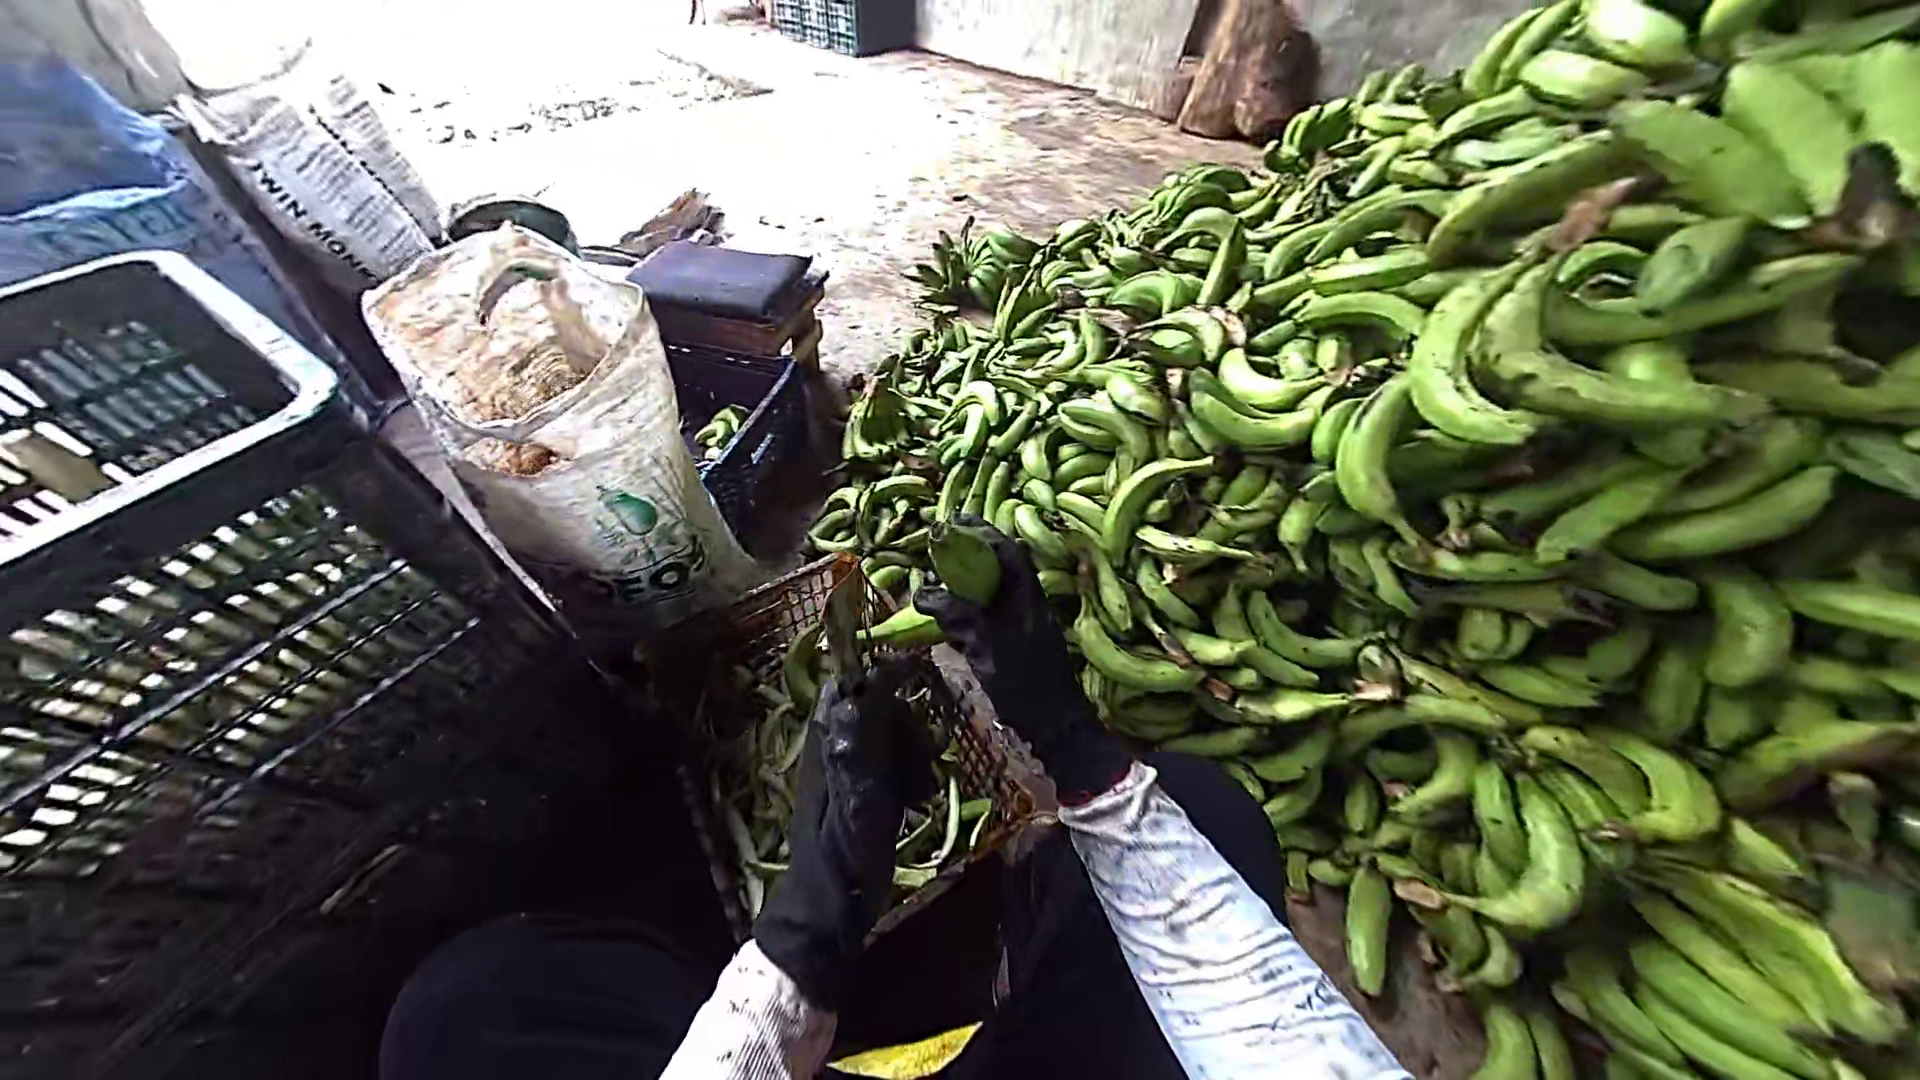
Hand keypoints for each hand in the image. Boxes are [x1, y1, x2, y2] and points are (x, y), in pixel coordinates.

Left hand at [754, 658, 932, 1008]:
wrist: (832, 904)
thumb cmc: (841, 850)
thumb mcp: (854, 794)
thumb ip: (859, 739)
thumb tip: (864, 688)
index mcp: (827, 736)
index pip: (853, 682)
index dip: (885, 673)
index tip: (919, 671)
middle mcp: (836, 741)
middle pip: (880, 705)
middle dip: (907, 724)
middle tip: (927, 751)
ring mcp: (850, 764)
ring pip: (892, 733)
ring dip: (914, 751)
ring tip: (922, 785)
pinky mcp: (864, 785)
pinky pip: (895, 760)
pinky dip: (912, 772)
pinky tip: (918, 797)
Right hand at [914, 517, 1130, 803]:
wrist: (1057, 727)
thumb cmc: (1027, 684)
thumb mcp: (988, 647)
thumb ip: (958, 617)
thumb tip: (924, 593)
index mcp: (1027, 598)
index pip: (1008, 550)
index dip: (983, 532)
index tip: (956, 521)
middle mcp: (1026, 605)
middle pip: (998, 568)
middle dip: (969, 556)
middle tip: (938, 552)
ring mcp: (1021, 626)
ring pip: (991, 594)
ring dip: (966, 585)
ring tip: (936, 582)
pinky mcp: (1014, 646)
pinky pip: (987, 618)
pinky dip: (967, 614)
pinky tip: (946, 622)